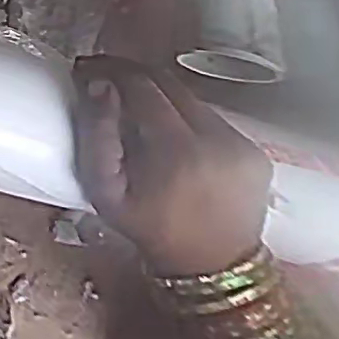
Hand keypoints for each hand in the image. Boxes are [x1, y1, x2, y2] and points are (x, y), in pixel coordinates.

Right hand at [73, 57, 272, 275]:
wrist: (213, 270)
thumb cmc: (149, 229)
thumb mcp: (105, 190)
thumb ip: (97, 135)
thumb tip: (99, 85)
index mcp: (180, 149)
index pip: (141, 84)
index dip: (108, 69)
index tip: (84, 68)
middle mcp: (219, 139)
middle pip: (166, 81)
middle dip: (128, 71)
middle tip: (100, 75)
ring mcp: (242, 143)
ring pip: (188, 95)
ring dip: (154, 90)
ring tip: (127, 99)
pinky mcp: (255, 150)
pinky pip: (207, 115)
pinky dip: (180, 112)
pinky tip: (163, 127)